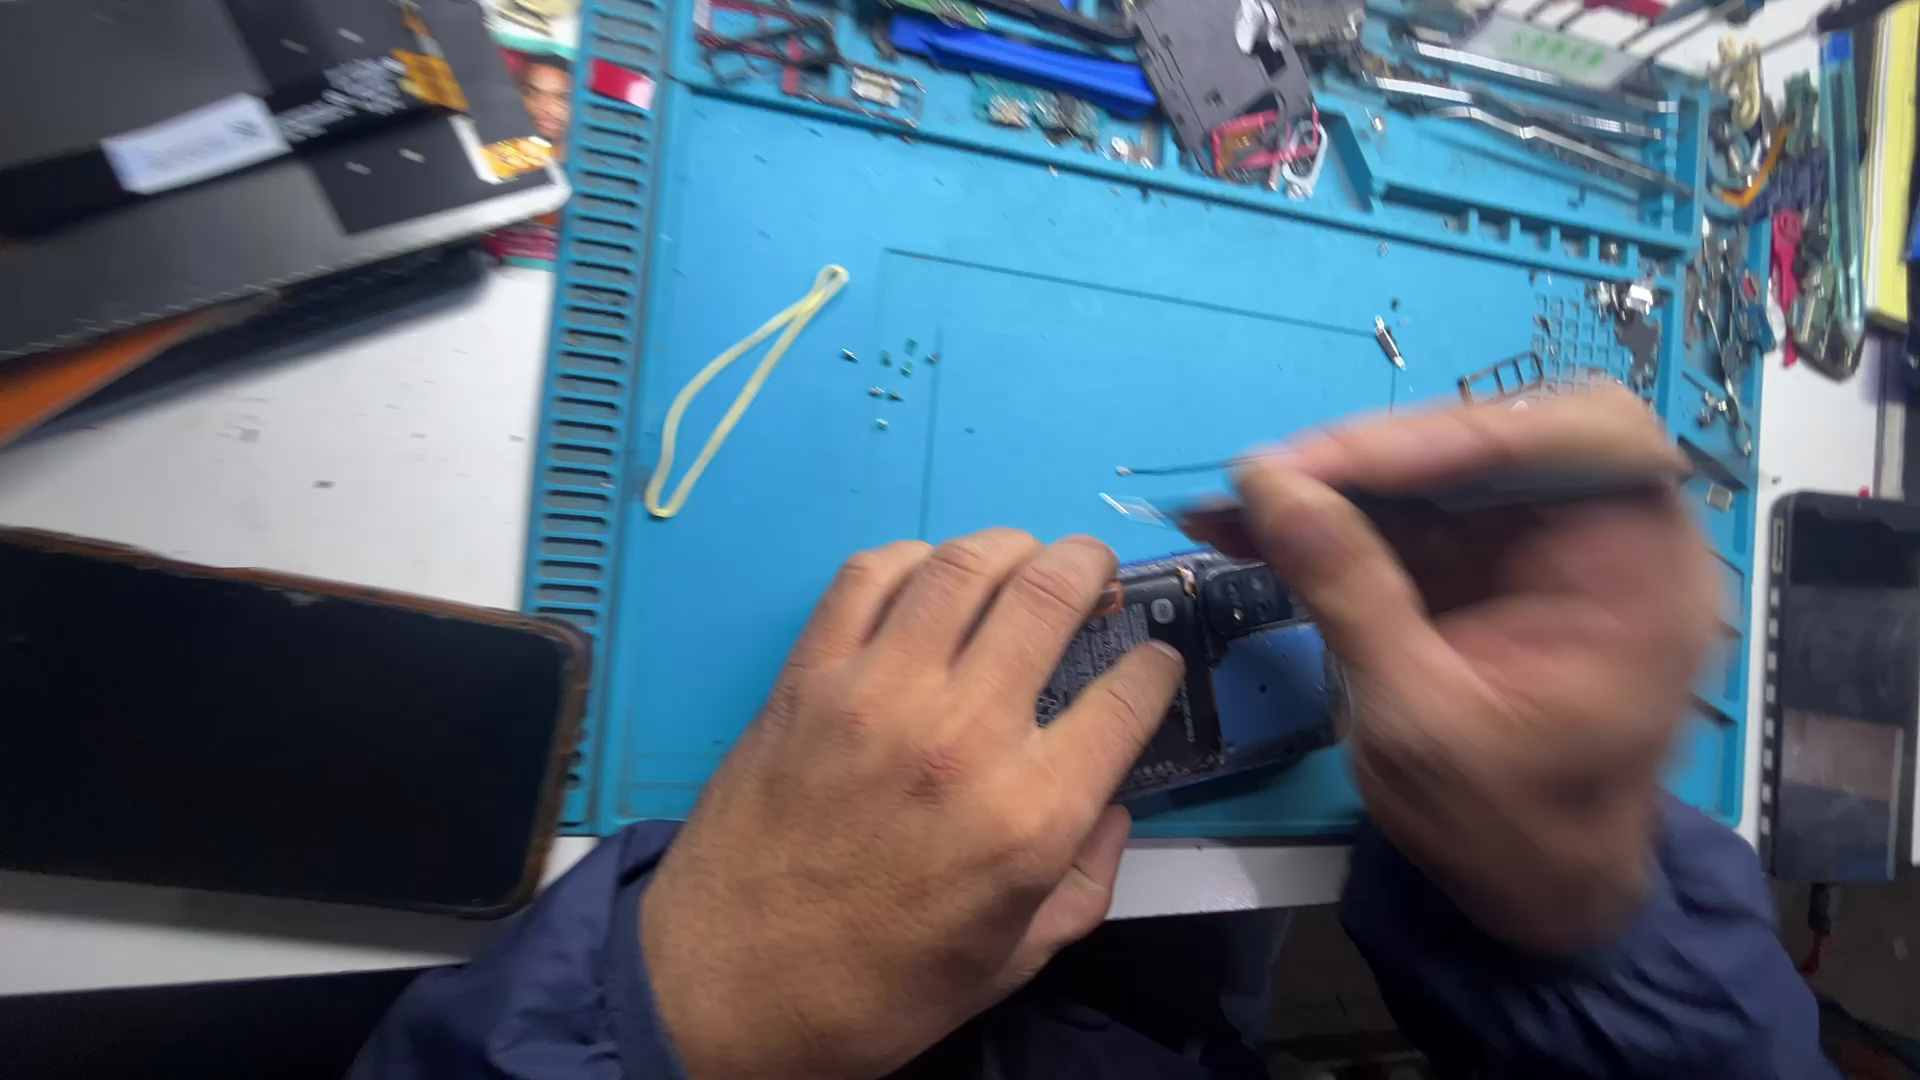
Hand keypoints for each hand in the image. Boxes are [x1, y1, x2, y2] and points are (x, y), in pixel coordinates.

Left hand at [641, 530, 1185, 1078]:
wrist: (726, 986)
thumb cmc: (881, 985)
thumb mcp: (1015, 958)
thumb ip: (1088, 877)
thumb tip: (1116, 800)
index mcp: (1030, 814)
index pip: (1127, 698)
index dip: (1156, 666)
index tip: (1153, 658)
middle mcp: (963, 732)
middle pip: (1049, 595)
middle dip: (1093, 565)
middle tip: (1099, 571)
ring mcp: (879, 691)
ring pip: (962, 565)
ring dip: (1012, 545)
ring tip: (1025, 557)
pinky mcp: (810, 674)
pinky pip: (866, 576)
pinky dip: (911, 557)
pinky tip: (928, 575)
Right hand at [1188, 388, 1716, 949]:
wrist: (1510, 879)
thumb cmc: (1500, 821)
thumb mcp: (1417, 716)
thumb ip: (1349, 593)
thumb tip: (1267, 487)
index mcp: (1630, 571)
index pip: (1579, 439)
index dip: (1460, 431)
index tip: (1338, 464)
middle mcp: (1578, 536)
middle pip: (1476, 442)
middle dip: (1361, 459)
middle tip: (1260, 483)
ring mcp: (1506, 546)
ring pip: (1410, 473)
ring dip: (1313, 485)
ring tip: (1224, 504)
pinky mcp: (1447, 563)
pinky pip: (1373, 516)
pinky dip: (1304, 519)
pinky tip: (1235, 526)